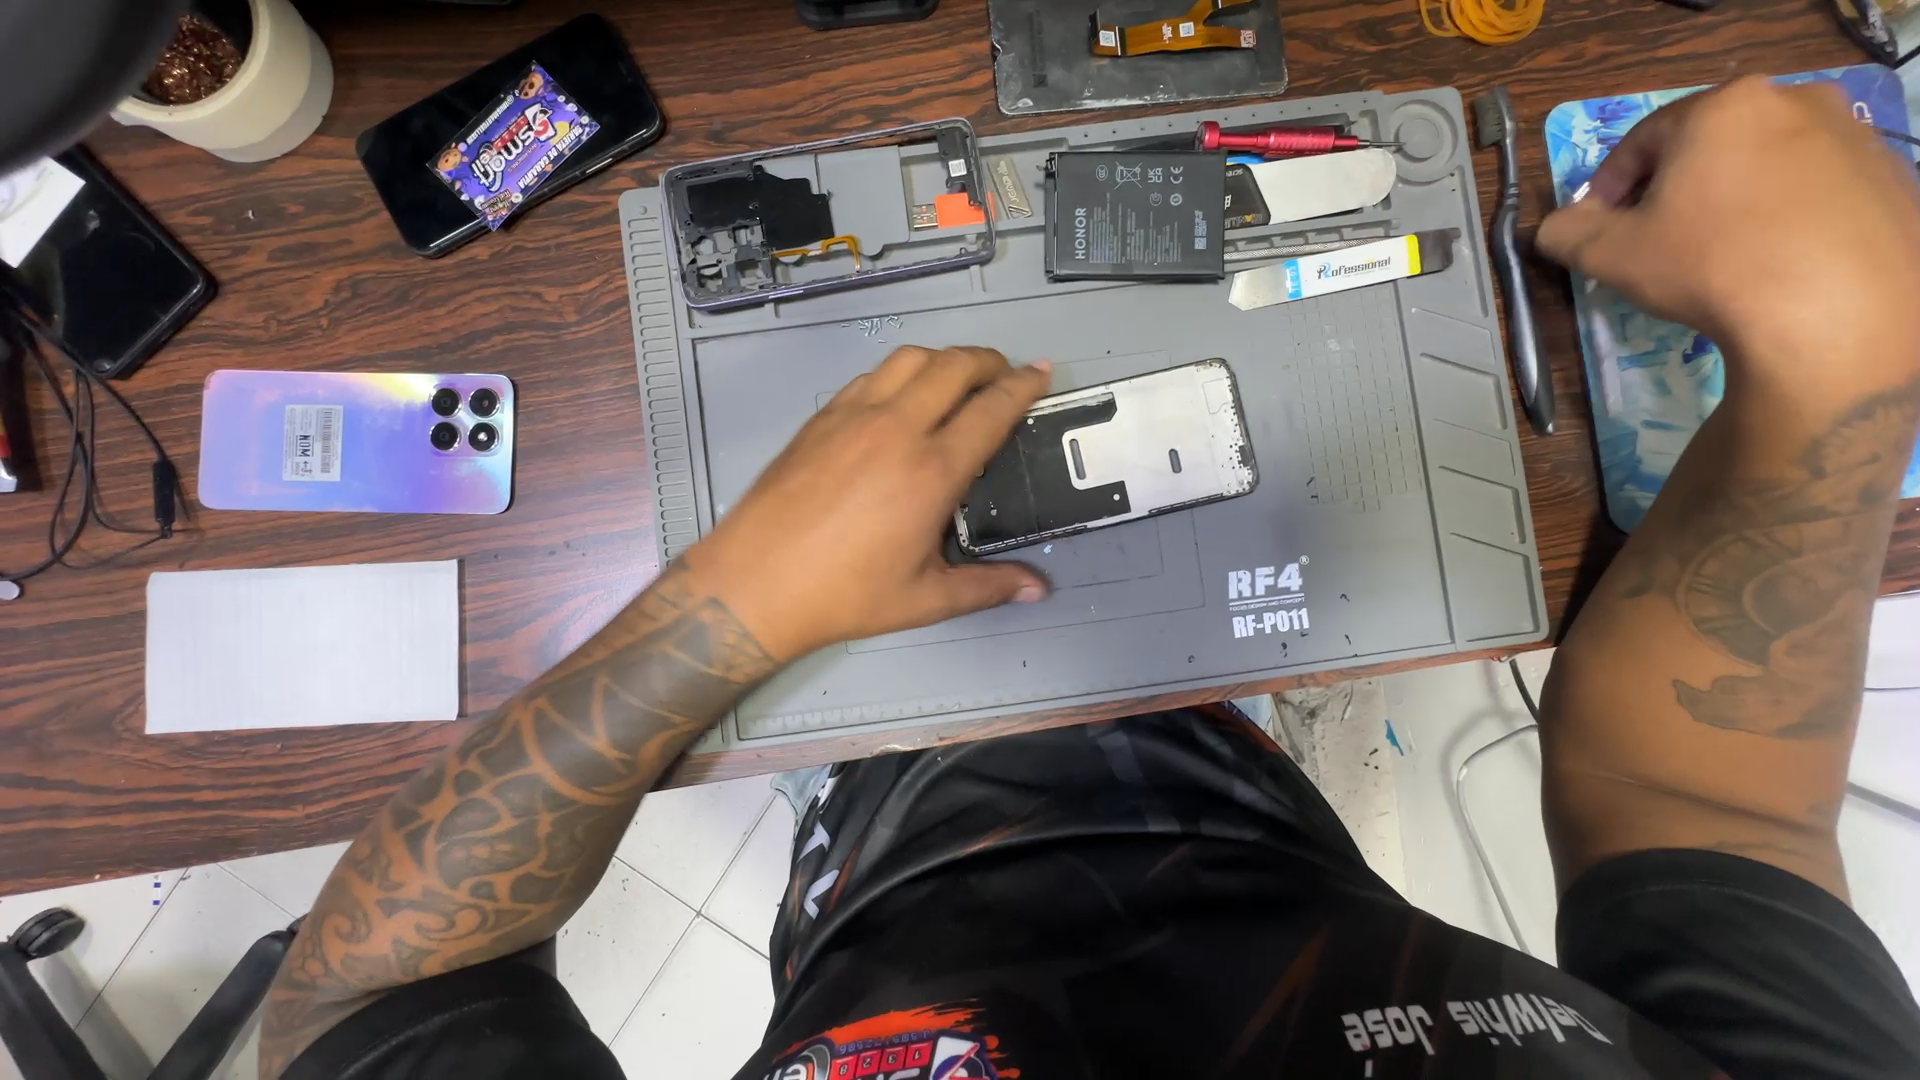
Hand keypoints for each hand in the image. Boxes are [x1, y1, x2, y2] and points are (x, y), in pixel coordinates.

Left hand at [679, 346, 1052, 659]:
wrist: (756, 582)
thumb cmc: (844, 594)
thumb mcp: (926, 599)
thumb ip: (988, 586)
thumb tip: (1037, 590)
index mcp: (932, 470)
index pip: (992, 409)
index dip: (1023, 386)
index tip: (1041, 373)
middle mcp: (896, 429)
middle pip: (955, 366)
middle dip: (990, 360)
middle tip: (1005, 374)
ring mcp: (853, 416)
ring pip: (910, 359)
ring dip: (944, 359)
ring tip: (957, 378)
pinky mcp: (821, 418)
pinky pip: (871, 376)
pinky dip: (900, 374)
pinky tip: (900, 398)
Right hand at [1536, 77, 1919, 398]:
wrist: (1830, 305)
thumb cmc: (1705, 263)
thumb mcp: (1605, 254)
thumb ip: (1563, 232)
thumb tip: (1556, 227)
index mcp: (1722, 108)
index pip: (1639, 142)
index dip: (1605, 189)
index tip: (1596, 230)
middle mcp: (1792, 101)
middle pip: (1701, 147)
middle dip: (1665, 192)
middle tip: (1647, 242)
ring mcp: (1849, 131)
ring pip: (1753, 164)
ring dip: (1717, 201)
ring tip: (1704, 254)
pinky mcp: (1883, 170)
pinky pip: (1803, 185)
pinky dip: (1771, 213)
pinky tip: (1758, 258)